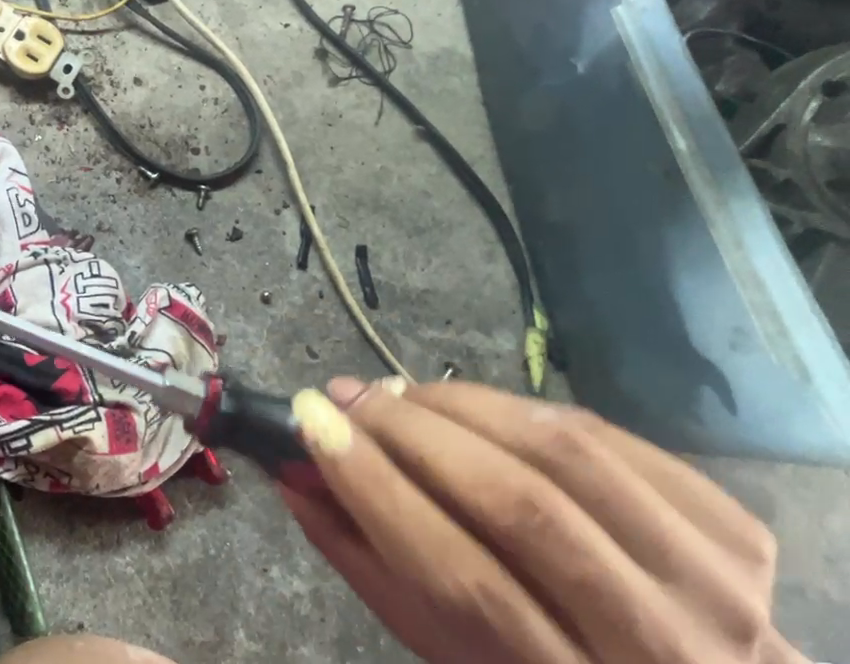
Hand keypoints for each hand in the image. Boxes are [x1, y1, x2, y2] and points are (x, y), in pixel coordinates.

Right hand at [279, 378, 803, 663]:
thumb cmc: (528, 662)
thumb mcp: (435, 642)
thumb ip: (361, 558)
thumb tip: (291, 469)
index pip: (458, 574)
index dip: (374, 486)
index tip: (309, 418)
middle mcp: (658, 645)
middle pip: (520, 506)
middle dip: (412, 432)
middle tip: (347, 393)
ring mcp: (713, 584)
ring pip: (566, 455)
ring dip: (461, 405)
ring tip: (398, 391)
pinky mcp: (737, 530)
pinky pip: (612, 439)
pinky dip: (524, 408)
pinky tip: (473, 407)